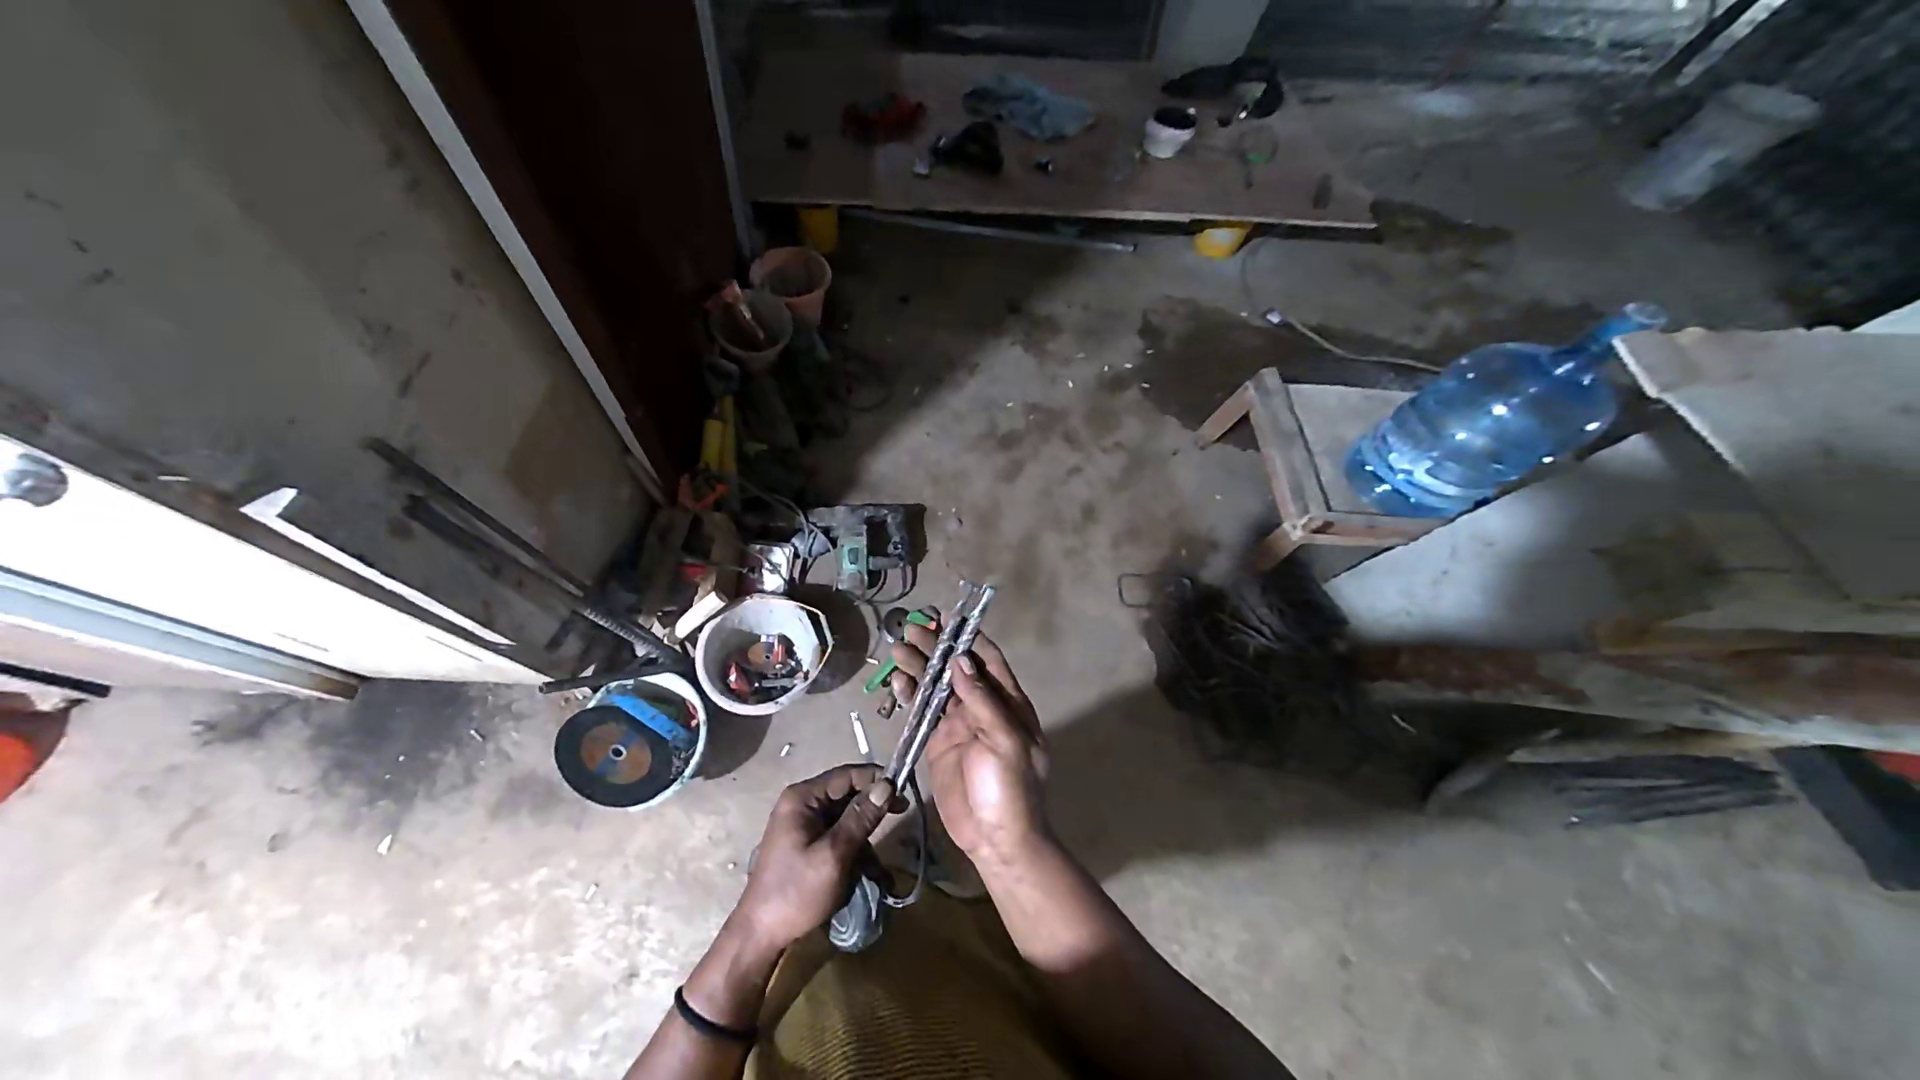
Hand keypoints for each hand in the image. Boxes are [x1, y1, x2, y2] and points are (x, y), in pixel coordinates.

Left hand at [732, 764, 893, 952]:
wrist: (761, 935)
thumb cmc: (796, 892)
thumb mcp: (834, 854)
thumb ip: (861, 818)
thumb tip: (887, 785)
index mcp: (802, 798)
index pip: (847, 775)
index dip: (876, 780)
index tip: (903, 793)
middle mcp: (802, 804)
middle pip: (847, 795)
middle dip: (873, 812)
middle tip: (901, 817)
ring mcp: (803, 825)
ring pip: (846, 818)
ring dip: (865, 838)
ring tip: (881, 868)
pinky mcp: (807, 844)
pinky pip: (838, 836)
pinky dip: (854, 851)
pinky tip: (869, 874)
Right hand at [890, 625, 1049, 871]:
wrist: (996, 840)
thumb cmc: (1011, 789)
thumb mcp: (1005, 742)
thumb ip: (983, 701)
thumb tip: (961, 661)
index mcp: (1008, 704)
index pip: (988, 661)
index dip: (969, 639)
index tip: (947, 619)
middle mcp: (983, 709)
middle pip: (957, 670)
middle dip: (936, 648)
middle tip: (911, 629)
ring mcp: (960, 726)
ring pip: (937, 688)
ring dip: (919, 668)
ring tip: (898, 648)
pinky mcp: (939, 743)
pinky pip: (924, 713)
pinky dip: (911, 696)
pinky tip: (898, 682)